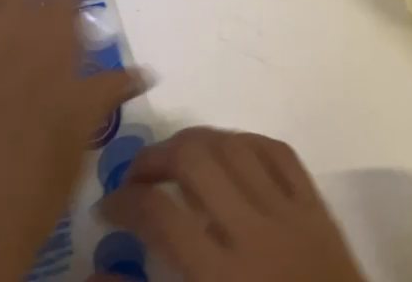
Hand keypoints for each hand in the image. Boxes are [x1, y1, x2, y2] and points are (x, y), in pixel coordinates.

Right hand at [98, 127, 366, 281]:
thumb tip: (94, 272)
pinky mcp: (317, 209)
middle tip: (136, 176)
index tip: (107, 209)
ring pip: (234, 146)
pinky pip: (279, 153)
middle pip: (195, 161)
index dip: (124, 203)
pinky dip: (245, 142)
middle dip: (155, 157)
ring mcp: (290, 215)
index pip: (160, 215)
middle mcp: (254, 234)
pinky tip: (227, 153)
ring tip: (175, 159)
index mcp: (222, 276)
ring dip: (196, 143)